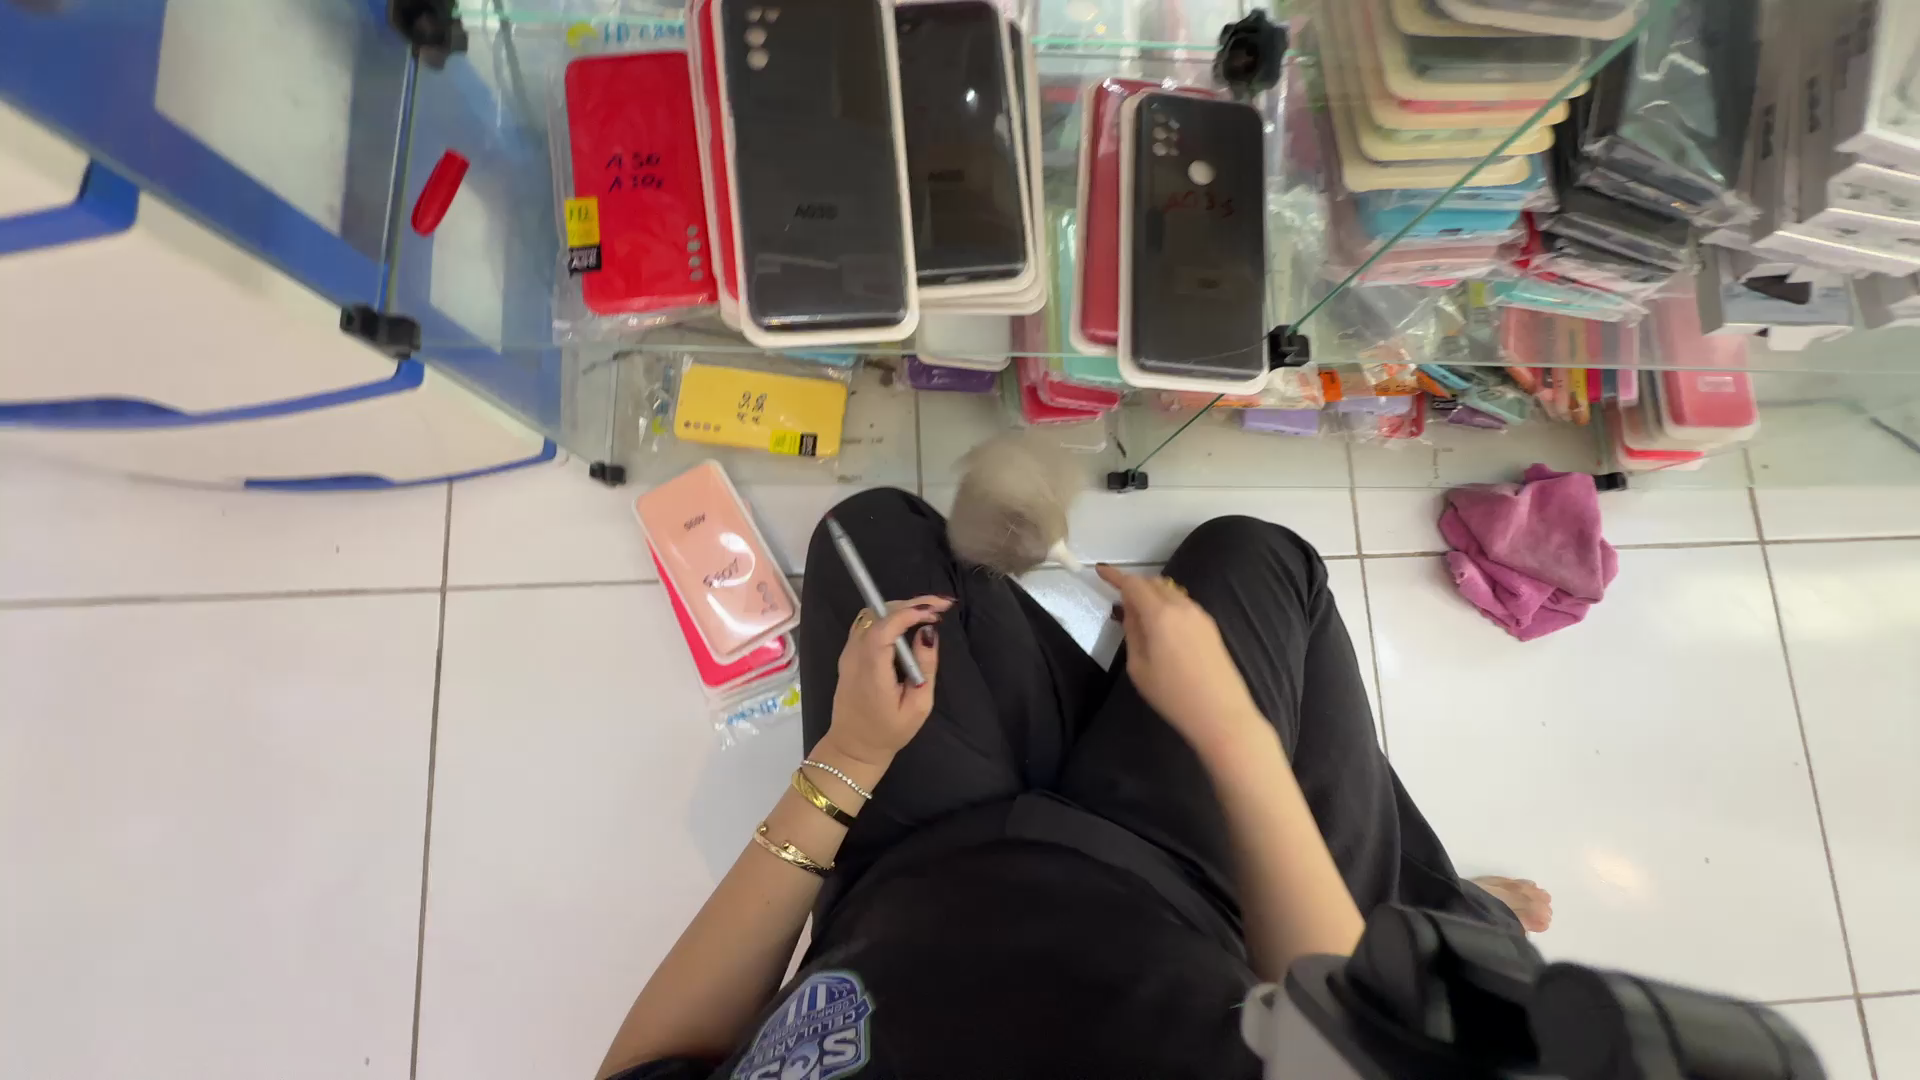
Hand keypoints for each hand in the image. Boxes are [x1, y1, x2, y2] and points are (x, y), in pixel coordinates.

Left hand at [822, 595, 949, 767]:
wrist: (854, 746)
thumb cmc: (889, 732)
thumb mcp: (918, 706)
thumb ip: (925, 667)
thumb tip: (929, 632)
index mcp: (872, 672)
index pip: (884, 628)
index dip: (909, 612)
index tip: (936, 610)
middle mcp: (854, 656)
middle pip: (879, 615)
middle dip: (911, 604)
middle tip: (942, 606)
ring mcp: (848, 653)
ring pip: (873, 615)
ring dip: (901, 607)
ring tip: (930, 611)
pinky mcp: (848, 653)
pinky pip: (868, 623)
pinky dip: (890, 616)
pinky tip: (910, 621)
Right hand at [1097, 565, 1270, 759]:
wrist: (1222, 714)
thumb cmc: (1173, 695)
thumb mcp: (1139, 667)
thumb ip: (1132, 632)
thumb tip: (1130, 611)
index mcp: (1160, 615)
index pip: (1133, 584)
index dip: (1115, 575)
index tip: (1100, 570)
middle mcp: (1181, 607)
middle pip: (1153, 583)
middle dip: (1133, 585)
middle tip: (1118, 601)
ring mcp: (1200, 615)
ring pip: (1170, 591)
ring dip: (1151, 594)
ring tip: (1139, 616)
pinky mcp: (1211, 626)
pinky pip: (1182, 604)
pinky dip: (1166, 604)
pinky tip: (1162, 627)